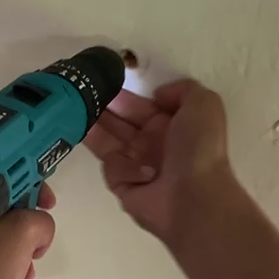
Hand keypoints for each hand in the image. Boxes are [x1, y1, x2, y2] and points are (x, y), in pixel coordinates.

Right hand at [82, 79, 233, 243]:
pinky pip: (112, 167)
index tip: (99, 80)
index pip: (138, 105)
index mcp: (170, 124)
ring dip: (95, 128)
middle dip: (100, 107)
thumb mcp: (204, 104)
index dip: (120, 93)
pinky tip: (142, 174)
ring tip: (74, 114)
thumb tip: (156, 95)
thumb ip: (182, 89)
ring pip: (108, 141)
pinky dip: (124, 167)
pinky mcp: (123, 185)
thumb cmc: (199, 149)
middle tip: (76, 94)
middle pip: (119, 121)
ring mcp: (136, 164)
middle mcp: (152, 143)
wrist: (194, 198)